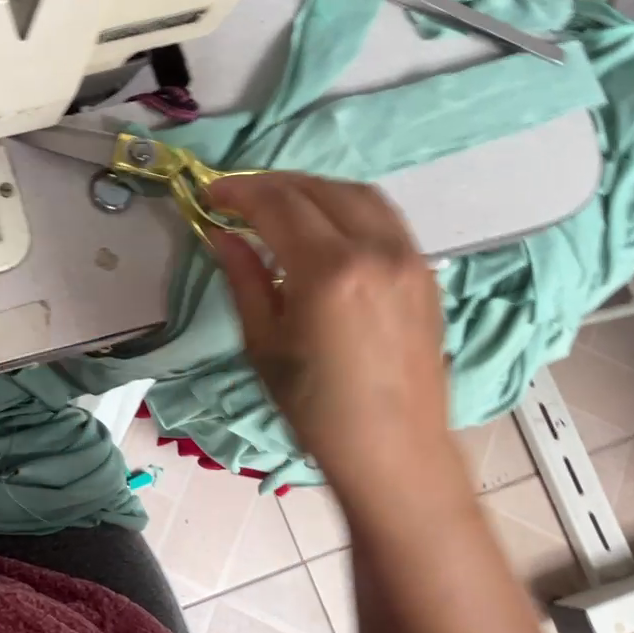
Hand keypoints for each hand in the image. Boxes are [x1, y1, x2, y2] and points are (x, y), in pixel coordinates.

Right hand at [206, 174, 449, 481]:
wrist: (392, 447)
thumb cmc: (313, 405)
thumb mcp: (263, 342)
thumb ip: (245, 278)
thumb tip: (224, 236)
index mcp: (327, 271)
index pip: (278, 204)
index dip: (238, 191)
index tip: (209, 193)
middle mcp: (374, 250)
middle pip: (318, 189)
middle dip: (271, 185)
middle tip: (236, 197)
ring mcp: (408, 257)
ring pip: (357, 194)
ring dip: (311, 189)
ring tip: (277, 204)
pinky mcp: (424, 271)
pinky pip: (383, 217)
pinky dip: (345, 206)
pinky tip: (322, 227)